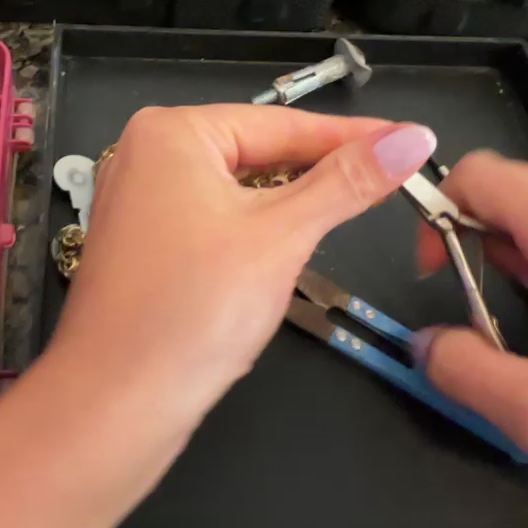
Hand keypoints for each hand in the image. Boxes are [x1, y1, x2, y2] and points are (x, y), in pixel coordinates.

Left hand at [49, 105, 438, 415]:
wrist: (114, 403)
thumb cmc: (196, 309)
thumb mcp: (281, 237)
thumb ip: (347, 182)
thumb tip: (413, 137)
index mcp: (171, 131)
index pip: (280, 124)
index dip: (351, 136)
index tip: (410, 139)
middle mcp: (146, 151)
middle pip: (255, 152)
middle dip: (319, 170)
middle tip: (391, 177)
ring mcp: (138, 197)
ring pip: (235, 188)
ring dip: (290, 202)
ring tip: (354, 203)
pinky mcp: (141, 239)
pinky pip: (211, 216)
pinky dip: (253, 226)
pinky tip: (288, 241)